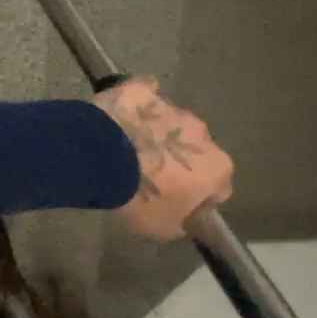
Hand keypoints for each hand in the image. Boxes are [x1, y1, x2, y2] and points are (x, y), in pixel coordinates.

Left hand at [92, 77, 233, 240]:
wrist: (98, 157)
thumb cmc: (138, 198)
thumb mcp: (163, 228)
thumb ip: (181, 221)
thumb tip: (181, 218)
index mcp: (217, 166)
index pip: (218, 186)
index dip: (199, 196)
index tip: (178, 201)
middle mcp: (200, 131)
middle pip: (195, 148)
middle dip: (180, 158)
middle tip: (151, 170)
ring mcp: (169, 106)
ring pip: (169, 121)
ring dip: (157, 131)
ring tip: (131, 142)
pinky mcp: (138, 89)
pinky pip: (142, 94)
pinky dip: (135, 102)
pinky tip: (123, 110)